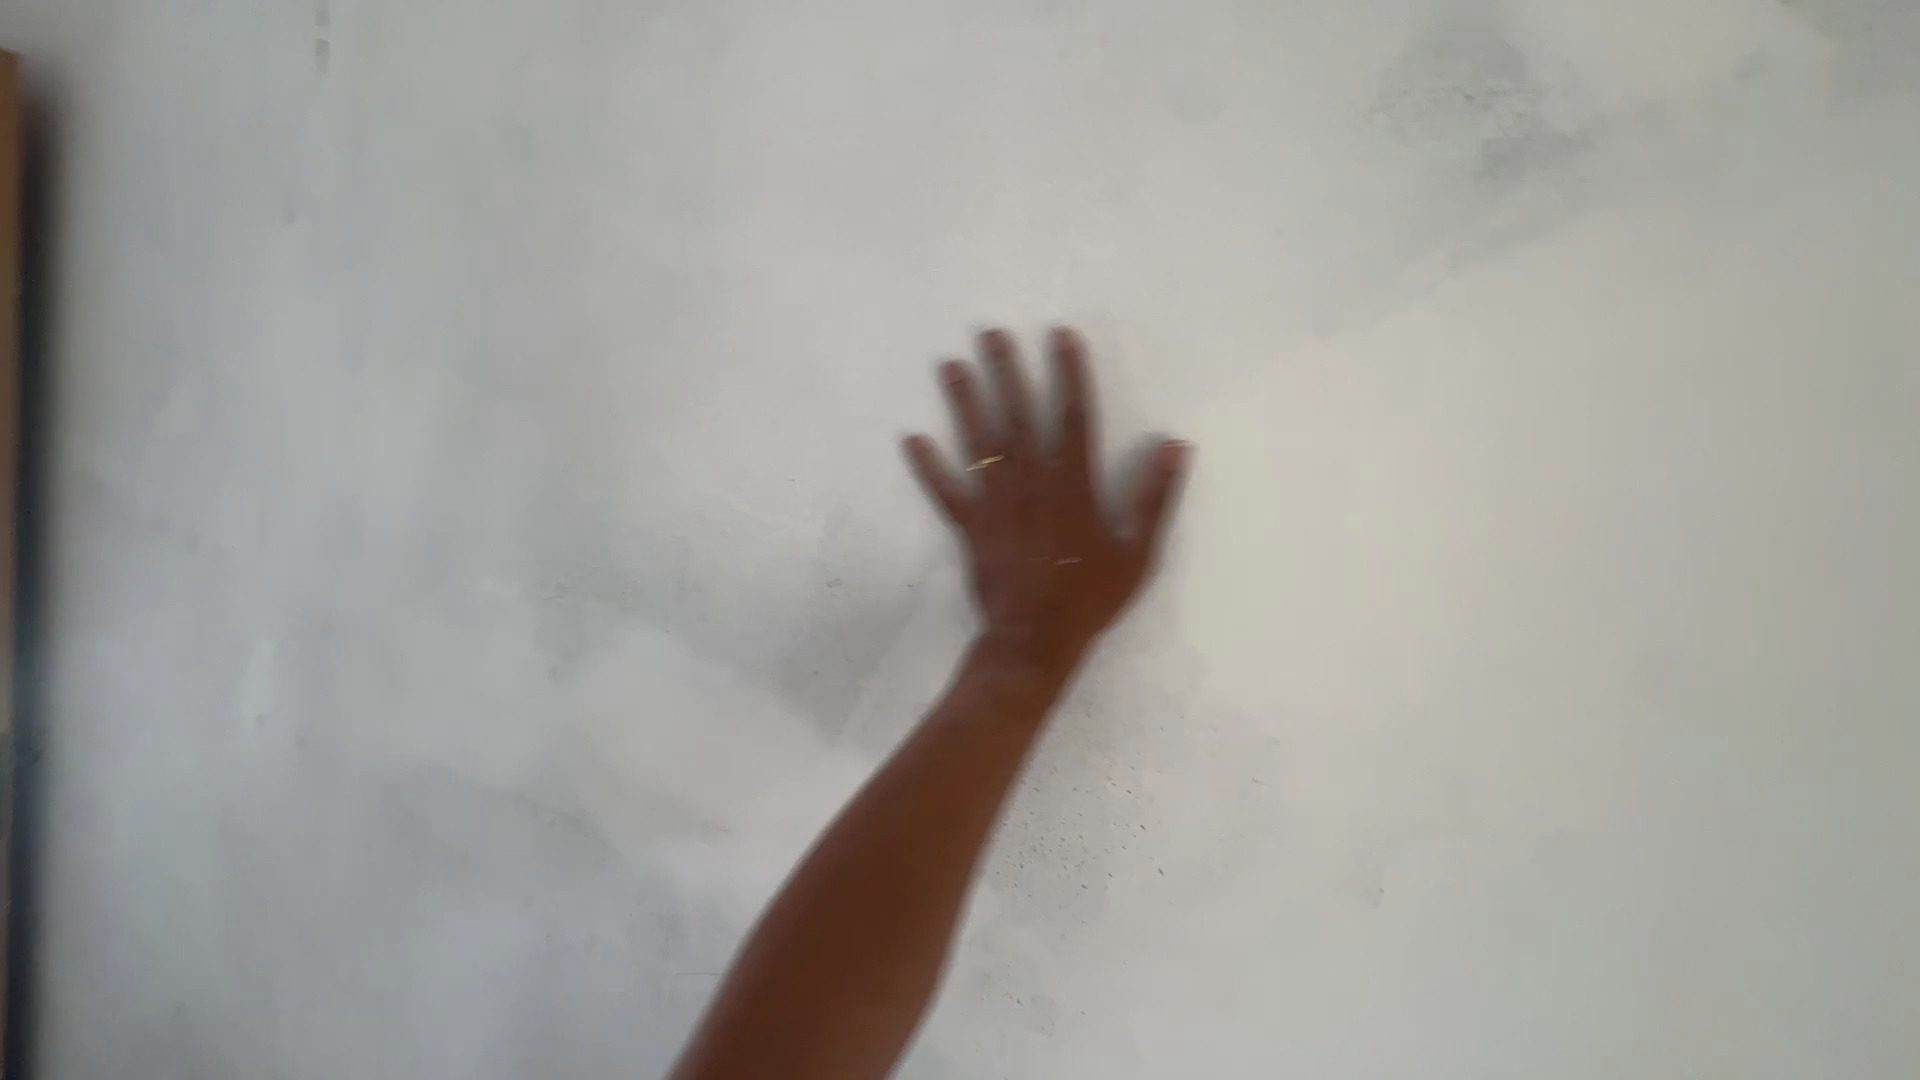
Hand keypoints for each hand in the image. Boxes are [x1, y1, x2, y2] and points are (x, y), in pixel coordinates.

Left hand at [905, 327, 1190, 668]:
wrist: (1036, 640)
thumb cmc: (1090, 597)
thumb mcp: (1137, 553)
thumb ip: (1153, 498)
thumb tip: (1175, 445)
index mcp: (1074, 485)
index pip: (1074, 416)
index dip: (1069, 373)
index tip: (1059, 336)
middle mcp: (1032, 483)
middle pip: (1018, 416)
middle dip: (1006, 371)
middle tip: (989, 333)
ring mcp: (996, 503)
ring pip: (978, 443)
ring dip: (963, 402)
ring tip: (949, 366)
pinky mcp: (969, 526)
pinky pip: (945, 491)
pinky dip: (927, 466)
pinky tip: (909, 438)